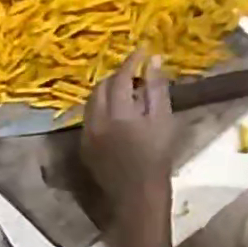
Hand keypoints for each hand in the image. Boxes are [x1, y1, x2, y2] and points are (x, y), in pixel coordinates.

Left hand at [79, 52, 186, 207]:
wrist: (136, 195)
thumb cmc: (157, 158)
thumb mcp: (163, 120)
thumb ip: (156, 89)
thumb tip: (152, 60)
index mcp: (117, 114)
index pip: (119, 78)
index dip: (131, 61)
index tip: (142, 51)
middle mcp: (95, 123)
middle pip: (99, 88)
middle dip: (116, 76)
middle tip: (135, 73)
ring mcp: (87, 136)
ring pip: (91, 104)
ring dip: (106, 92)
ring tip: (127, 91)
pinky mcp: (84, 148)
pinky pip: (89, 119)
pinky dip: (101, 109)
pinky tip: (118, 113)